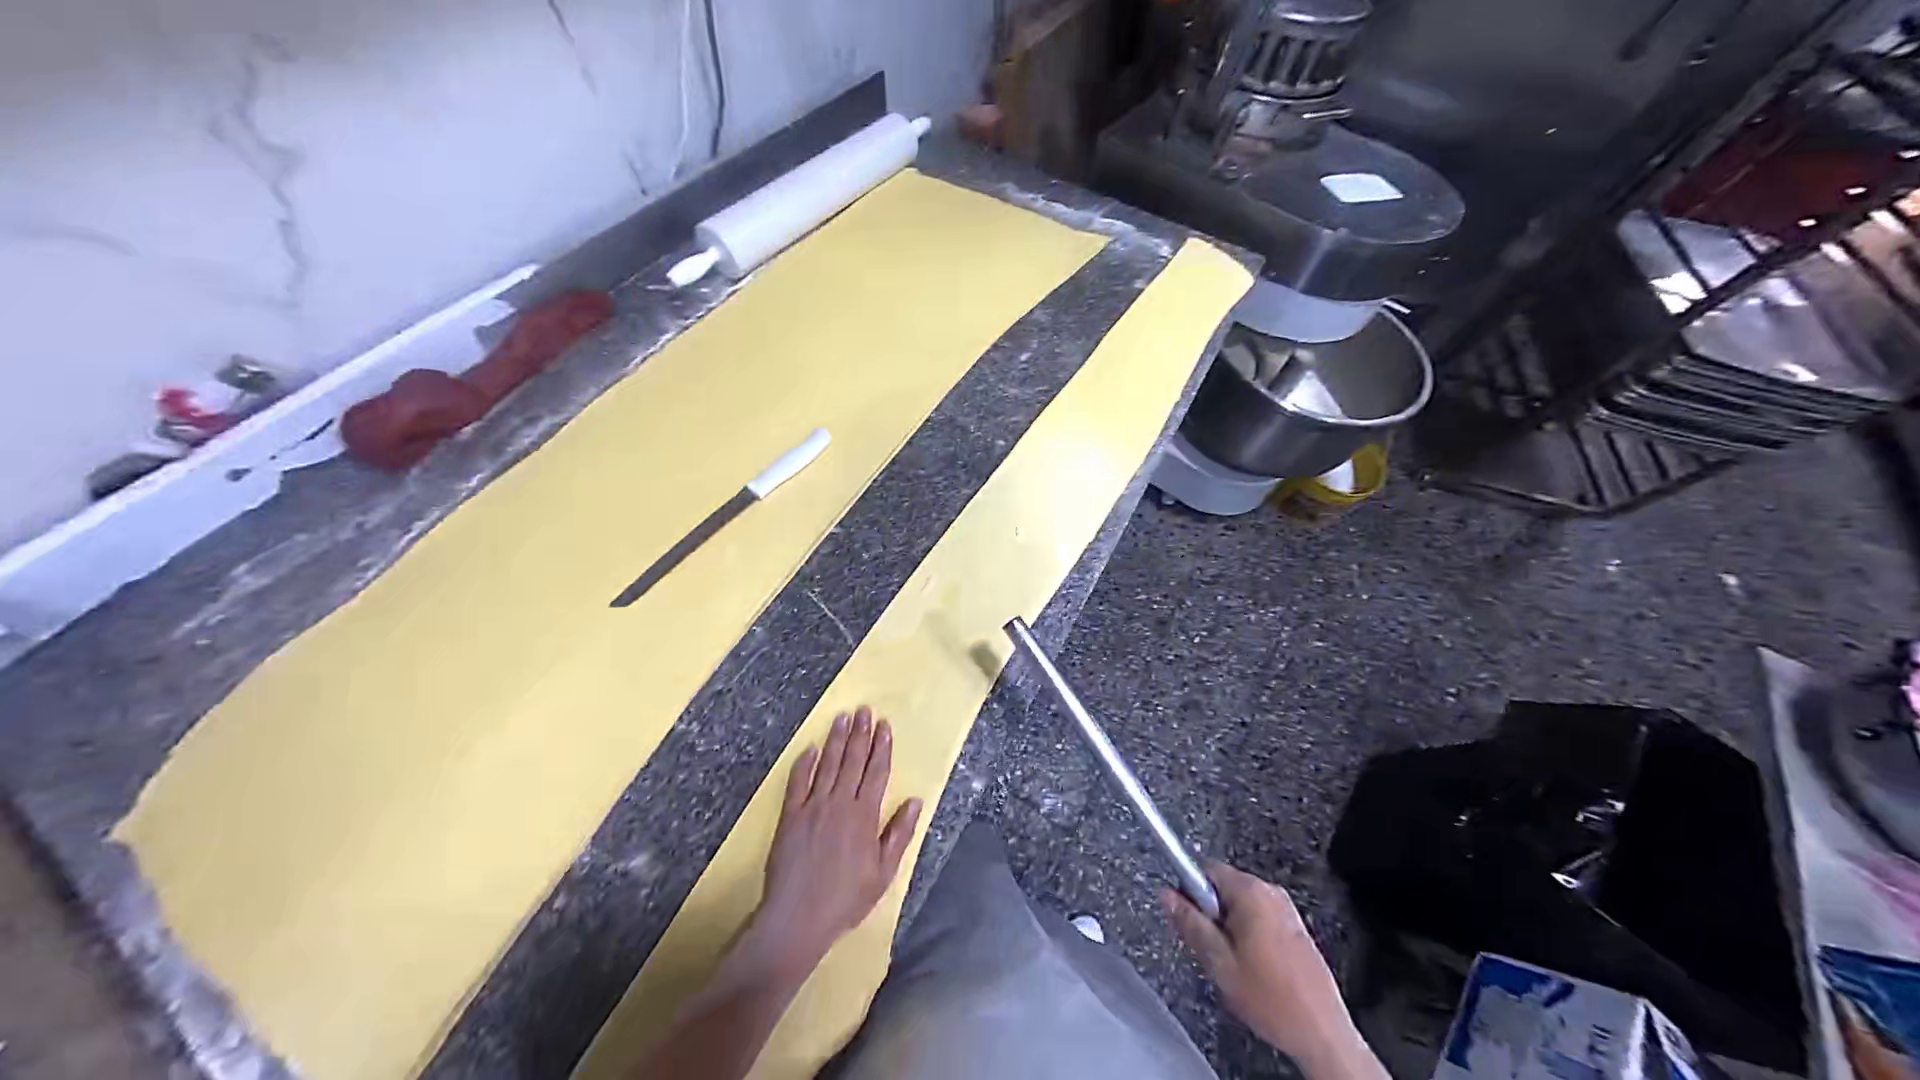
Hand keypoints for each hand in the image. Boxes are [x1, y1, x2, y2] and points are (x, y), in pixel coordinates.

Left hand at [746, 707, 922, 977]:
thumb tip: (916, 801)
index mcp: (865, 815)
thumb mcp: (883, 872)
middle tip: (864, 711)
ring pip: (827, 764)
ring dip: (836, 739)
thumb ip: (899, 834)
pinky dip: (804, 763)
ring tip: (842, 718)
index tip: (885, 725)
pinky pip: (797, 782)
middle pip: (853, 761)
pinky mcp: (790, 815)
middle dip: (860, 734)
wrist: (798, 917)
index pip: (877, 772)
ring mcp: (813, 806)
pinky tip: (810, 748)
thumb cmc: (846, 899)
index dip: (882, 747)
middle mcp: (840, 803)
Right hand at [1163, 864, 1384, 1079]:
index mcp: (1251, 893)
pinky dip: (1248, 938)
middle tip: (1213, 951)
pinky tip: (1254, 971)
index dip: (1189, 893)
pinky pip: (1258, 920)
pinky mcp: (1295, 928)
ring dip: (1229, 929)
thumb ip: (1189, 923)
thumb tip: (1168, 896)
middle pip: (1222, 888)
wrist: (1323, 1036)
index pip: (1204, 869)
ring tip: (1235, 966)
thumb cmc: (1274, 1001)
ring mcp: (1286, 910)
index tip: (1188, 918)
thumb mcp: (1218, 961)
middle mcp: (1271, 893)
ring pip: (1239, 907)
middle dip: (1211, 915)